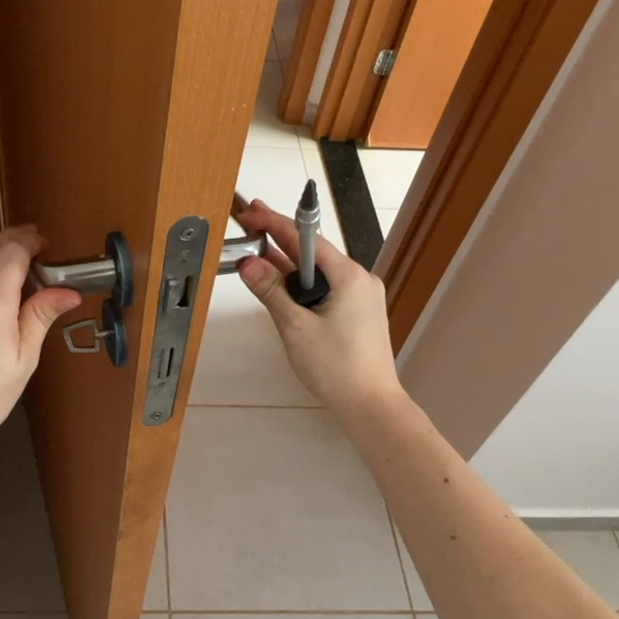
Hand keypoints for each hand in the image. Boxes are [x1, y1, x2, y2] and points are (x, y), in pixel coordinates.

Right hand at [234, 198, 402, 413]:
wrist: (370, 405)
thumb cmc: (335, 368)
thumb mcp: (295, 327)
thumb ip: (271, 291)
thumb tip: (248, 262)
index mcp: (349, 276)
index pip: (306, 238)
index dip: (274, 223)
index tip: (250, 213)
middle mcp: (360, 280)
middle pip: (313, 252)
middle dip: (279, 240)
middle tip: (249, 224)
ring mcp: (362, 297)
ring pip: (318, 272)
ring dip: (288, 265)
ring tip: (258, 254)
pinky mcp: (359, 313)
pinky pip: (327, 289)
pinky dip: (303, 285)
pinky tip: (283, 287)